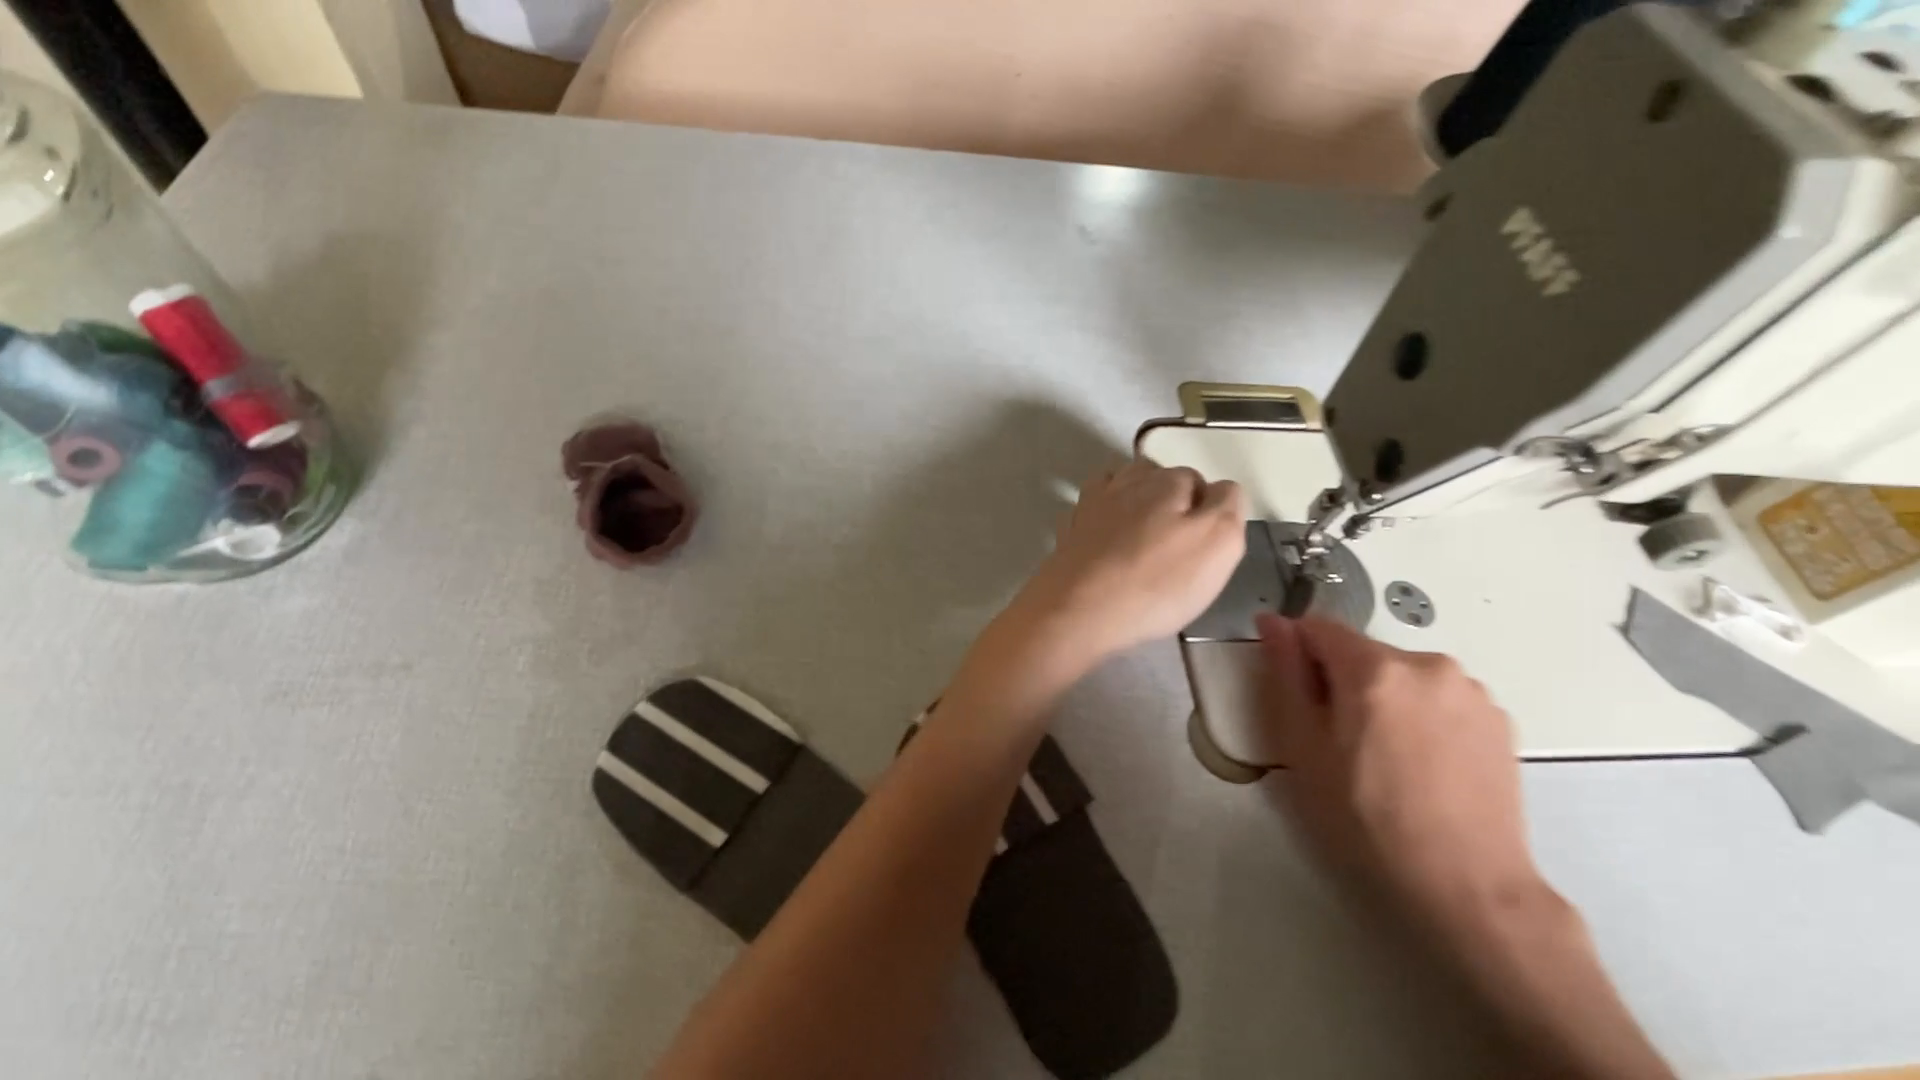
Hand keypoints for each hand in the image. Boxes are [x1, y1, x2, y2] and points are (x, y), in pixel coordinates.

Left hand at [1008, 461, 1244, 665]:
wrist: (1077, 612)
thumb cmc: (1156, 582)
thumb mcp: (1218, 542)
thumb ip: (1228, 506)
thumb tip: (1222, 489)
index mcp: (1165, 480)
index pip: (1198, 480)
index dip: (1207, 512)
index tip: (1204, 549)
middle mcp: (1125, 482)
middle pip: (1157, 481)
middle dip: (1171, 506)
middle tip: (1177, 552)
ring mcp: (1090, 505)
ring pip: (1121, 492)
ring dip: (1135, 510)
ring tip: (1145, 549)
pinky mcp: (1068, 532)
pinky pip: (1093, 518)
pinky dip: (1104, 527)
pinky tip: (1110, 551)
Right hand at [1255, 614, 1549, 929]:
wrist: (1466, 883)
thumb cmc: (1368, 821)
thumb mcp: (1305, 751)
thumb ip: (1286, 676)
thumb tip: (1273, 623)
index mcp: (1375, 669)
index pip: (1320, 628)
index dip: (1298, 653)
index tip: (1296, 693)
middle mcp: (1428, 664)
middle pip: (1366, 655)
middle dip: (1346, 684)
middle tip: (1341, 743)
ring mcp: (1472, 690)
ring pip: (1407, 678)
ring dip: (1388, 700)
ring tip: (1389, 761)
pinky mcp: (1500, 719)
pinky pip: (1444, 701)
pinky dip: (1427, 719)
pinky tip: (1426, 768)